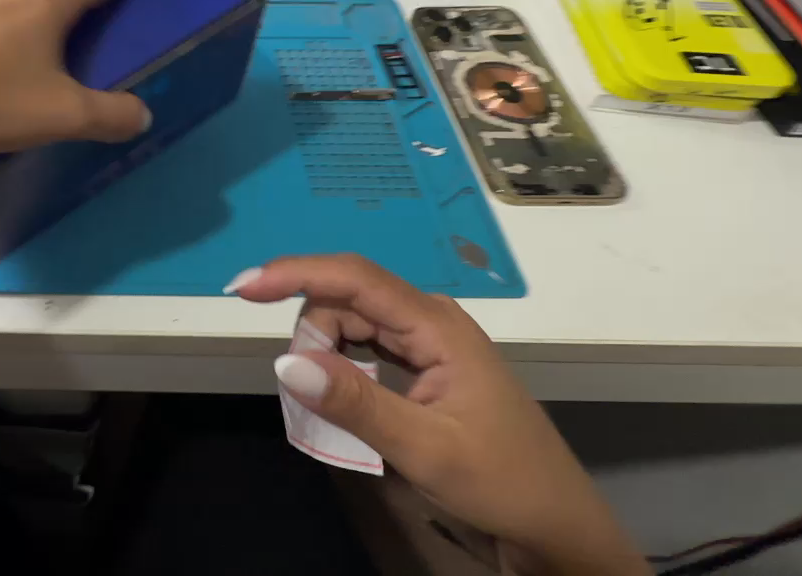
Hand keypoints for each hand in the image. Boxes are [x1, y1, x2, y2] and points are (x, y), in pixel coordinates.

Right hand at [230, 255, 647, 575]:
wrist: (558, 527)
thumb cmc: (503, 484)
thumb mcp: (426, 450)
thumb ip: (356, 403)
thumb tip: (286, 363)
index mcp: (436, 325)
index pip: (353, 278)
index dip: (295, 274)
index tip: (244, 287)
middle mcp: (429, 319)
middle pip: (347, 299)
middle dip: (312, 331)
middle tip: (305, 389)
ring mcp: (428, 339)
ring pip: (353, 320)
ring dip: (325, 348)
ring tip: (322, 398)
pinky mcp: (424, 361)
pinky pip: (367, 343)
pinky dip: (341, 360)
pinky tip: (337, 387)